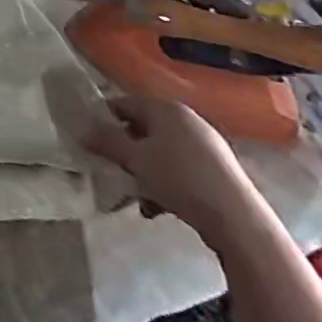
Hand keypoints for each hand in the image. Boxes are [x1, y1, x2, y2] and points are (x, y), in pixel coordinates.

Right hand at [84, 95, 265, 240]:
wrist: (237, 219)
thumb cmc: (179, 178)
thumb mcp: (135, 159)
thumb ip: (107, 141)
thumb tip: (84, 130)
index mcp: (166, 109)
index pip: (125, 103)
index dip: (105, 118)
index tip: (93, 138)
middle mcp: (187, 120)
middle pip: (144, 128)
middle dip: (127, 150)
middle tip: (114, 168)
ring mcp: (206, 145)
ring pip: (161, 152)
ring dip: (144, 171)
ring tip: (137, 195)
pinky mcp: (217, 170)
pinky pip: (180, 168)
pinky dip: (166, 182)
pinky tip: (158, 207)